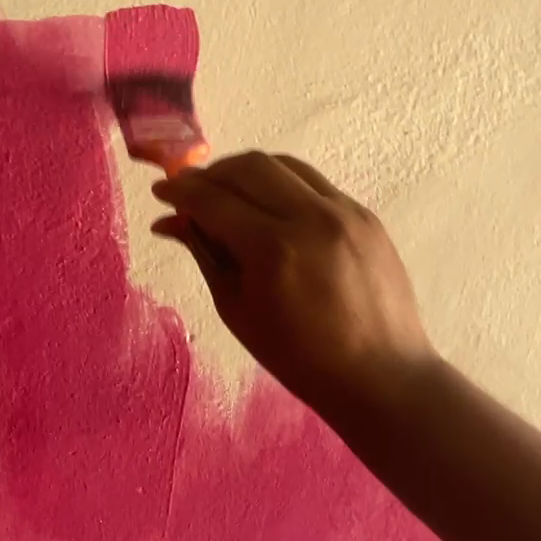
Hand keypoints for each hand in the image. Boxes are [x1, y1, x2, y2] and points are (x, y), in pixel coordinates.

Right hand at [151, 152, 435, 409]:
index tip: (160, 190)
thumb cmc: (296, 355)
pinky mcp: (364, 215)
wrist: (380, 375)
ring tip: (227, 193)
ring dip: (245, 172)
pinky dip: (280, 186)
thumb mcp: (236, 308)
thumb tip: (170, 221)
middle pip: (248, 167)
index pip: (214, 200)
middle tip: (190, 191)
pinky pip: (312, 183)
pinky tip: (268, 210)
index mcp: (273, 249)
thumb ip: (205, 254)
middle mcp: (311, 218)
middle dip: (210, 173)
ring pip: (282, 165)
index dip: (180, 191)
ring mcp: (344, 212)